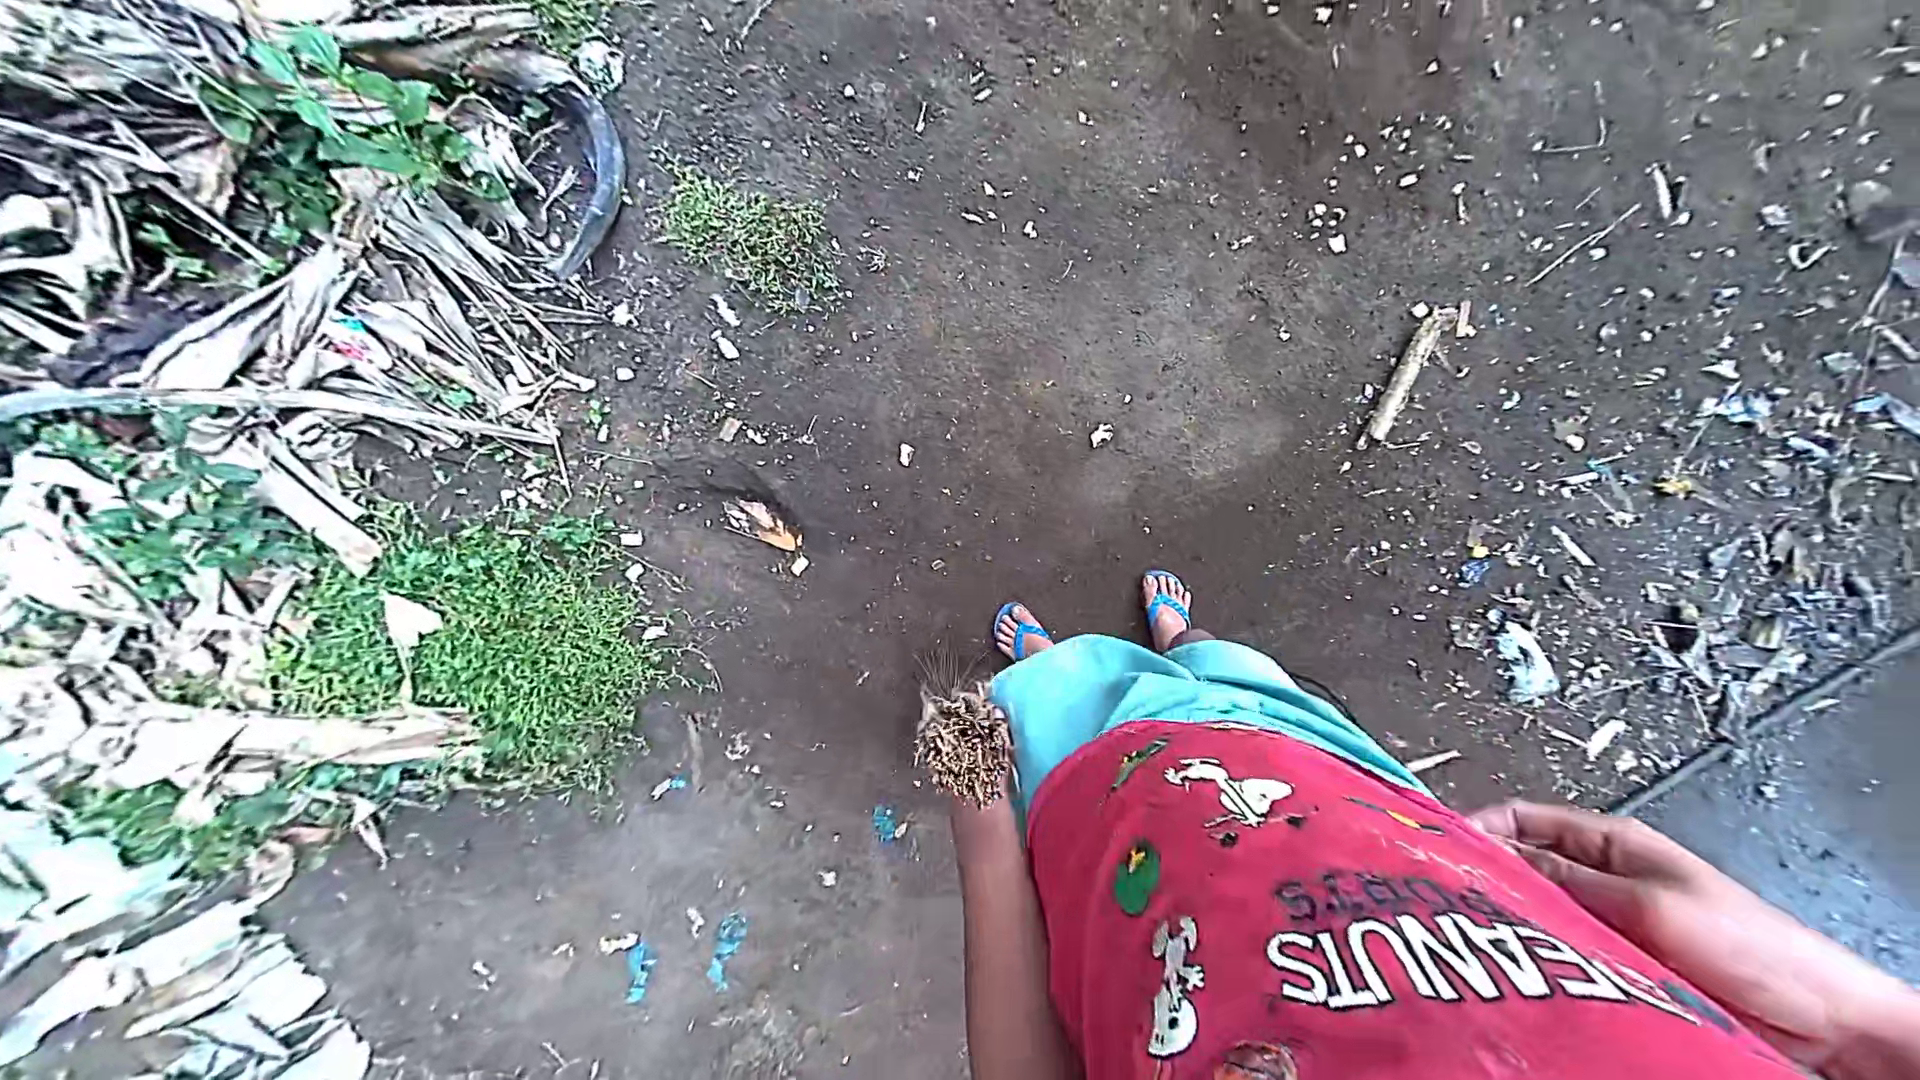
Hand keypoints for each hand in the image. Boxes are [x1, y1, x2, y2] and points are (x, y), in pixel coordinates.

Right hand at [1470, 801, 1919, 1077]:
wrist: (1838, 1032)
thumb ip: (1565, 878)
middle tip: (1446, 889)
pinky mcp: (1613, 958)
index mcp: (1606, 841)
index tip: (1443, 845)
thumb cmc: (1752, 947)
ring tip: (1471, 925)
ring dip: (1511, 913)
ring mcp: (1605, 916)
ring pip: (1537, 905)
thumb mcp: (1647, 903)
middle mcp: (1597, 873)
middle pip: (1522, 862)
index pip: (1519, 817)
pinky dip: (1535, 946)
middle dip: (1487, 873)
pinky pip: (1559, 943)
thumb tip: (1490, 853)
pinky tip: (1513, 957)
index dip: (1479, 825)